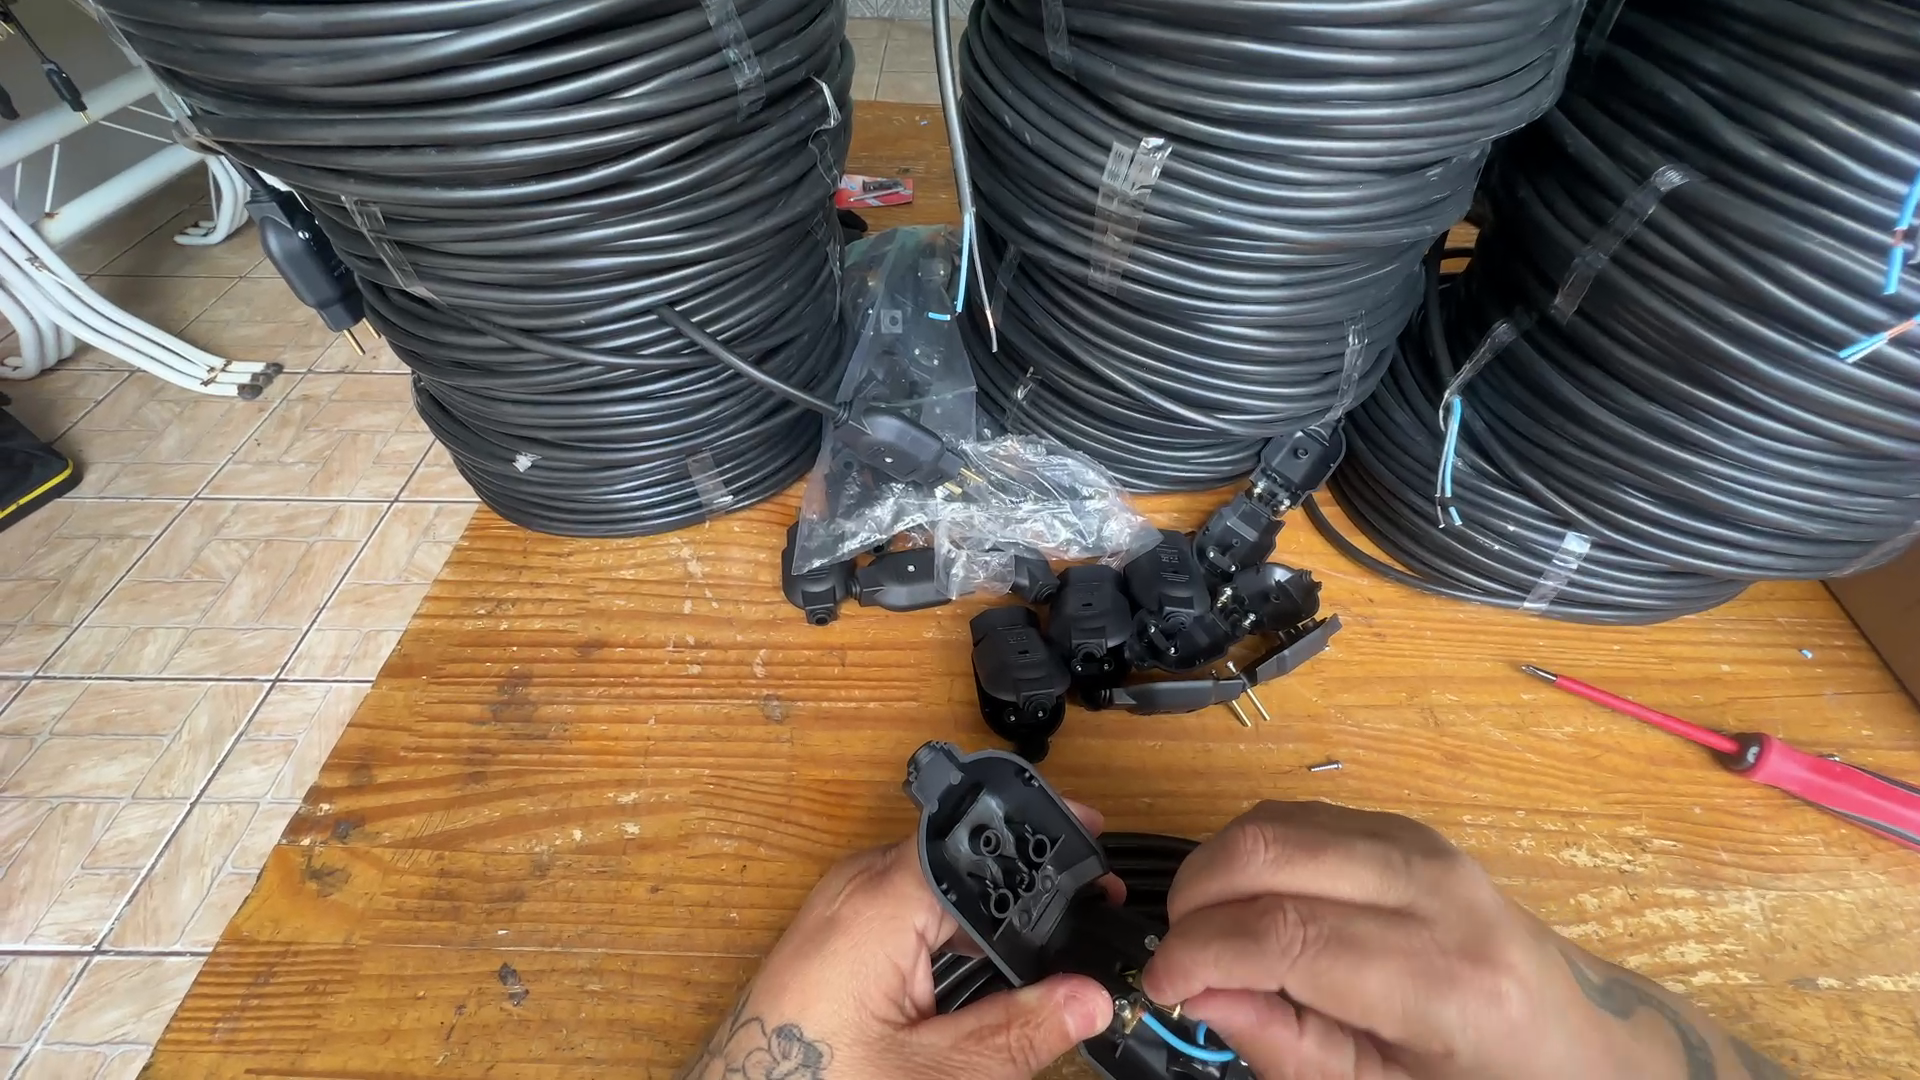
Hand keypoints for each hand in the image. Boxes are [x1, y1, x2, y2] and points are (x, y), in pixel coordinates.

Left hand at [676, 813, 1114, 1079]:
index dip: (1038, 841)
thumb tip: (1086, 997)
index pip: (977, 840)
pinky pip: (910, 901)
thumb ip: (1015, 1032)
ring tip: (1032, 947)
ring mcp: (846, 899)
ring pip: (940, 882)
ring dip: (987, 910)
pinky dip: (950, 927)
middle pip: (964, 857)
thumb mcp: (928, 1074)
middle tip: (1076, 908)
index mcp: (881, 898)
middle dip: (1022, 884)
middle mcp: (861, 882)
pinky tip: (972, 963)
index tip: (1085, 842)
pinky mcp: (842, 922)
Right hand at [1141, 801, 1776, 1079]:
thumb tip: (1196, 992)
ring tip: (1209, 929)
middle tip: (1179, 951)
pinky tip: (1250, 901)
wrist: (1592, 1045)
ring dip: (1213, 870)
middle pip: (1266, 851)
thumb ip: (1288, 1048)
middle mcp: (1432, 887)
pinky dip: (1246, 854)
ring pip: (1269, 821)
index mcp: (1448, 981)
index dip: (1200, 952)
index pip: (1285, 935)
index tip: (1159, 982)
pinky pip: (1291, 816)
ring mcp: (1416, 841)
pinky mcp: (1398, 824)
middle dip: (1194, 896)